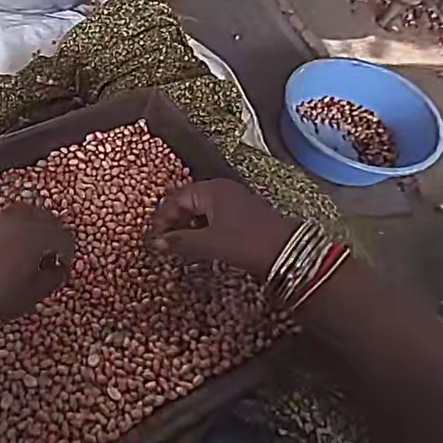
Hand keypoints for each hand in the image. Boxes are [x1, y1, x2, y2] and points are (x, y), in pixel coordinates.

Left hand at [0, 204, 74, 325]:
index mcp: (38, 234)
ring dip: (33, 226)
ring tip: (31, 247)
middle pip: (46, 217)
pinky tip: (11, 247)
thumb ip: (55, 275)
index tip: (63, 264)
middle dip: (52, 234)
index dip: (67, 251)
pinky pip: (6, 219)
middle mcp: (20, 220)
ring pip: (25, 213)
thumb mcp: (36, 291)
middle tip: (50, 254)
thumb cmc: (3, 296)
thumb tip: (60, 267)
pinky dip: (15, 227)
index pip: (63, 235)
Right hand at [148, 179, 296, 276]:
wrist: (290, 253)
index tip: (152, 236)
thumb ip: (180, 241)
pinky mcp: (242, 214)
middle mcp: (222, 189)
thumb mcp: (210, 243)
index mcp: (212, 189)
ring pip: (200, 209)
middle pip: (187, 201)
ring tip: (176, 243)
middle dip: (172, 220)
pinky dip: (200, 227)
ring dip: (186, 225)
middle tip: (162, 240)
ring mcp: (233, 200)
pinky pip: (212, 216)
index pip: (176, 198)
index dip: (161, 217)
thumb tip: (154, 243)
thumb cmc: (247, 243)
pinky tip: (197, 242)